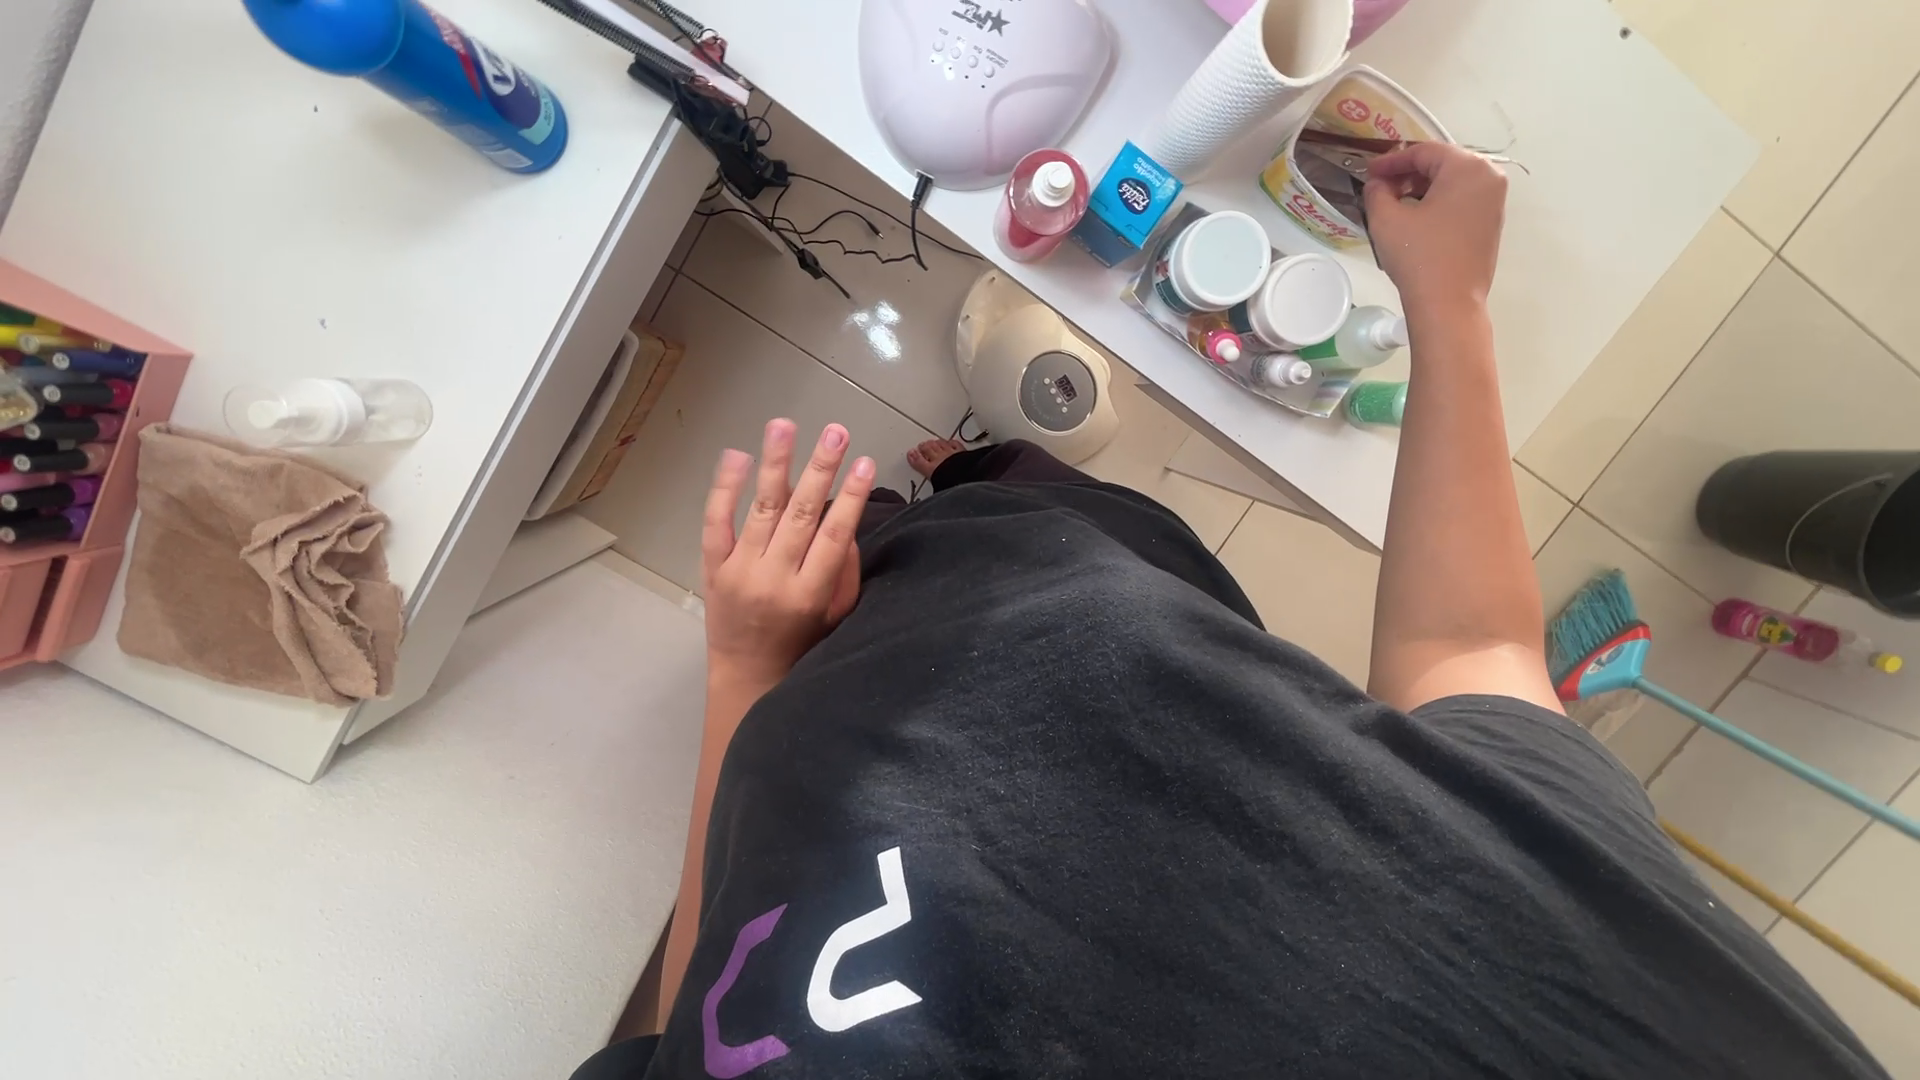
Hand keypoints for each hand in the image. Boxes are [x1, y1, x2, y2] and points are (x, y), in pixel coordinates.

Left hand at [701, 419, 875, 687]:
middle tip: (836, 432)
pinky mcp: (713, 568)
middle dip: (820, 469)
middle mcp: (773, 579)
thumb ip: (843, 572)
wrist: (746, 675)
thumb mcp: (837, 617)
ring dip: (775, 465)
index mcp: (810, 595)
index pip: (834, 536)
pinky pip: (716, 524)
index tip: (866, 463)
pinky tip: (737, 456)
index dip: (852, 498)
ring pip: (760, 510)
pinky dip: (725, 490)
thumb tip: (844, 520)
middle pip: (801, 515)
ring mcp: (739, 571)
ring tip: (784, 425)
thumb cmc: (803, 645)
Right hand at [1363, 142, 1507, 310]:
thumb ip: (1377, 193)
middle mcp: (1489, 178)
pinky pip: (1460, 202)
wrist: (1448, 302)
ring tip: (1394, 205)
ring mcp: (1494, 202)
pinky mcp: (1490, 224)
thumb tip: (1377, 184)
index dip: (1392, 160)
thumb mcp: (1386, 220)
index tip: (1368, 171)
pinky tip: (1415, 221)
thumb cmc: (1418, 256)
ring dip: (1422, 190)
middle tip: (1380, 188)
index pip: (1425, 152)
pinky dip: (1437, 204)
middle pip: (1443, 165)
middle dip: (1408, 174)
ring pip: (1452, 184)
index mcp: (1468, 168)